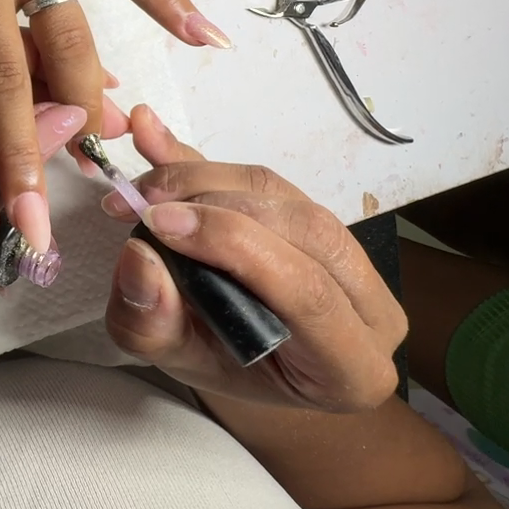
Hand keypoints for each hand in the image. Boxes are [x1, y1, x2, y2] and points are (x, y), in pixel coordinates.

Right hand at [103, 106, 405, 411]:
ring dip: (200, 178)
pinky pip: (260, 177)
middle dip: (211, 201)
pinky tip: (153, 142)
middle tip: (138, 201)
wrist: (241, 357)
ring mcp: (351, 255)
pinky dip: (199, 163)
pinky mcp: (314, 215)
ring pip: (281, 192)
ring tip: (139, 189)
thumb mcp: (174, 360)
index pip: (308, 293)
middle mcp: (370, 308)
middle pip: (303, 228)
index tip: (154, 223)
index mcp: (350, 366)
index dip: (231, 244)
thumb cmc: (218, 366)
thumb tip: (141, 254)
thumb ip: (153, 322)